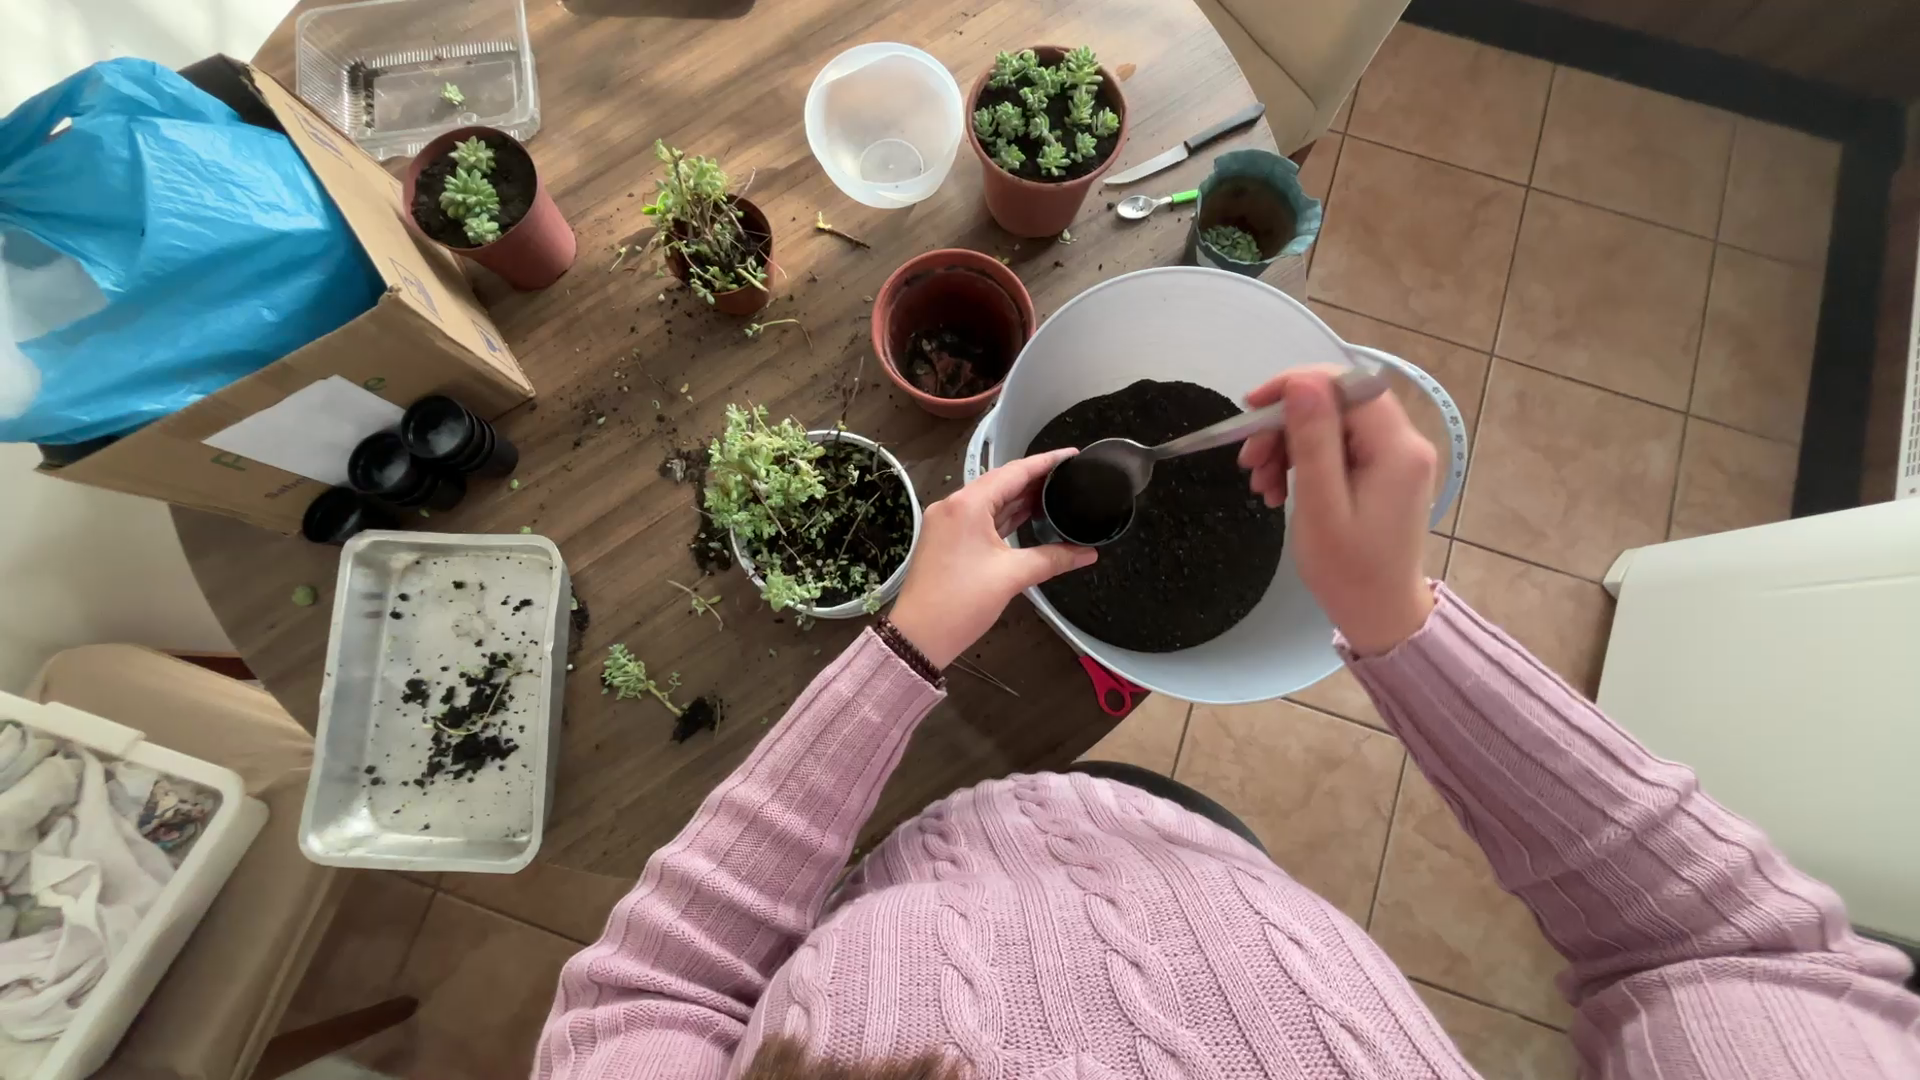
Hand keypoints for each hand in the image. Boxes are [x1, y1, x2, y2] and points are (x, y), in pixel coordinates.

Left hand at [889, 449, 1097, 667]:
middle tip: (1069, 476)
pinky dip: (1004, 516)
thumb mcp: (1012, 576)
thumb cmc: (962, 602)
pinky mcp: (946, 539)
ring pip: (990, 501)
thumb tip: (1088, 553)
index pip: (1014, 472)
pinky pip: (980, 518)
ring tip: (1056, 493)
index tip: (1072, 455)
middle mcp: (953, 505)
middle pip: (1001, 483)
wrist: (919, 636)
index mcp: (967, 504)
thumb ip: (1053, 558)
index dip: (1046, 462)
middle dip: (1035, 480)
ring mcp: (947, 522)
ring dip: (1020, 499)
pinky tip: (1028, 515)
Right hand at [1237, 368, 1437, 654]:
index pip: (1346, 386)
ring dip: (1285, 447)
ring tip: (1259, 485)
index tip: (1250, 410)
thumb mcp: (1321, 505)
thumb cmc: (1348, 570)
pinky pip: (1334, 450)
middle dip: (1284, 426)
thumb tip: (1302, 383)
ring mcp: (1393, 459)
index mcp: (1396, 449)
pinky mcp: (1379, 474)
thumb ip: (1313, 441)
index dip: (1296, 387)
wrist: (1378, 614)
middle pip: (1335, 406)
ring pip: (1329, 427)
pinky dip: (1300, 463)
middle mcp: (1402, 444)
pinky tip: (1277, 490)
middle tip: (1247, 463)